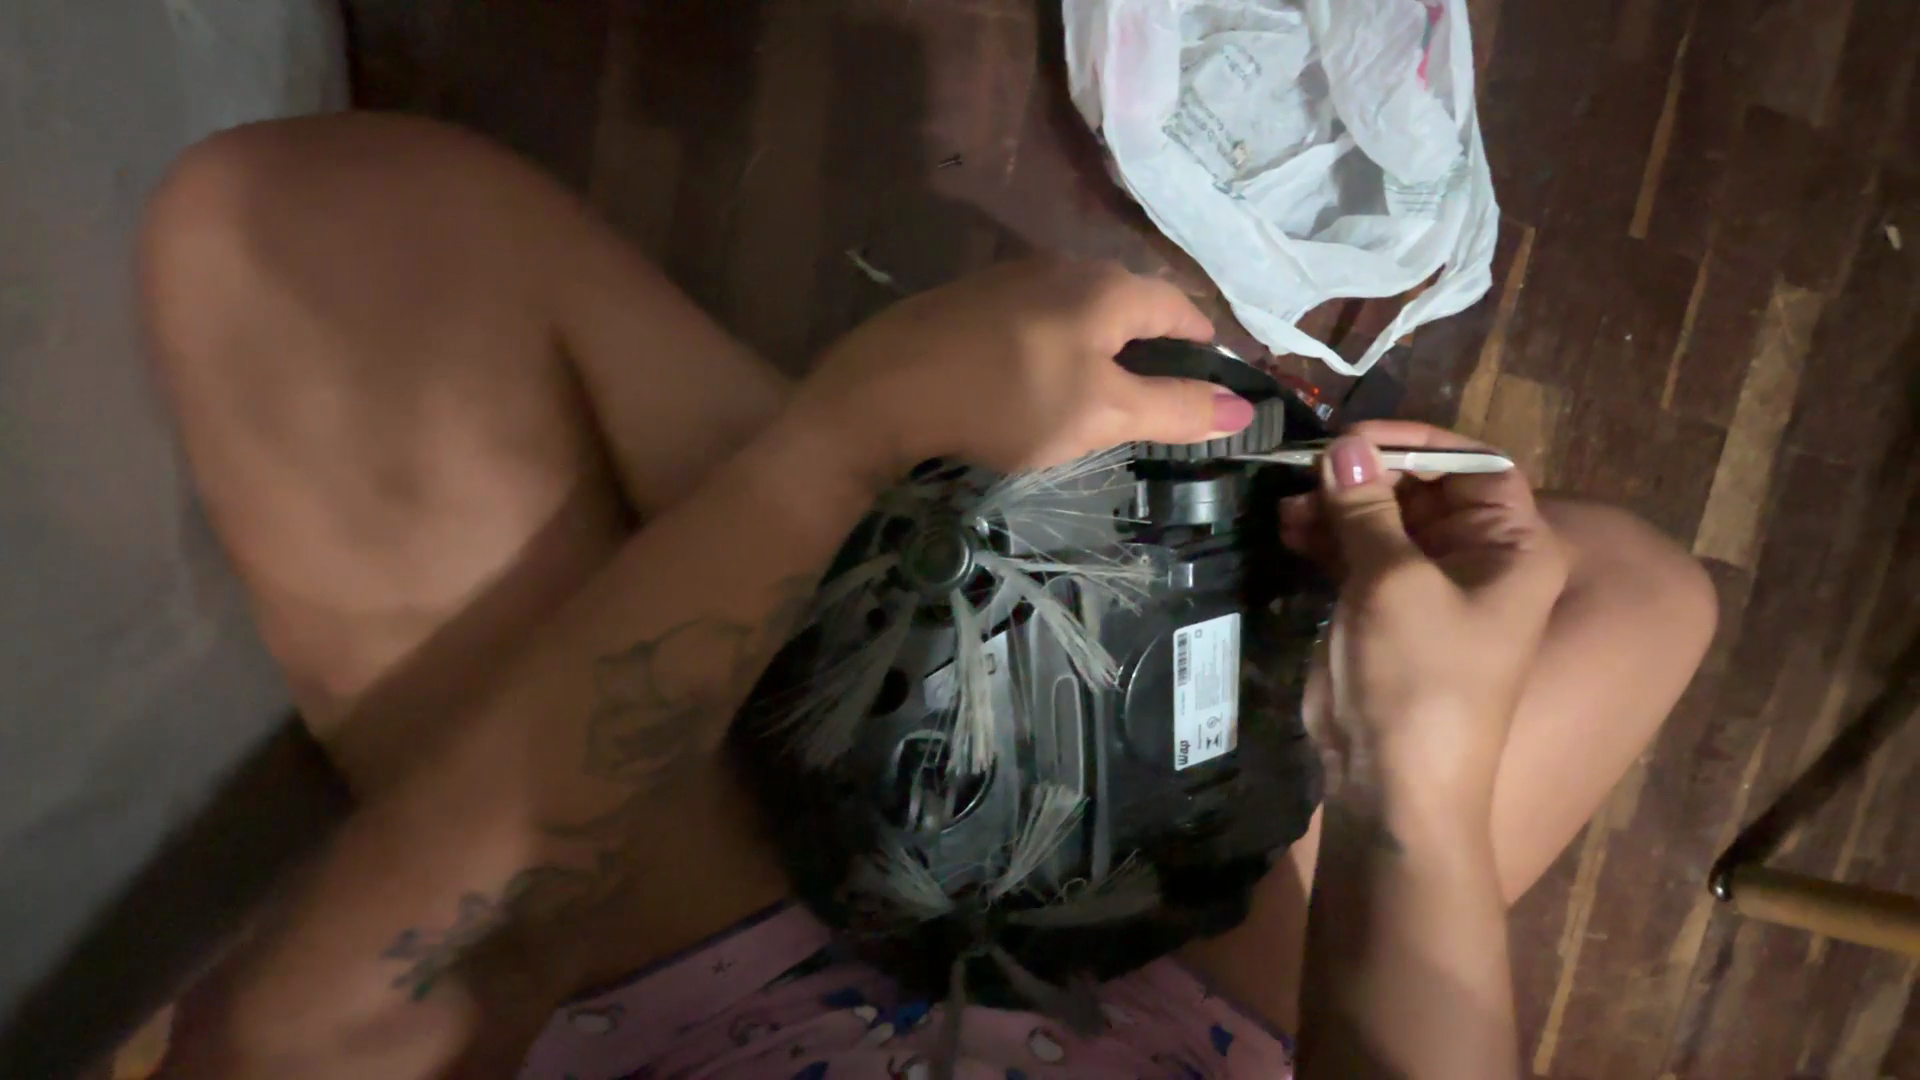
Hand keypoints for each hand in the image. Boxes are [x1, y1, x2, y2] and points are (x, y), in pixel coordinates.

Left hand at [790, 257, 1256, 476]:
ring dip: (1102, 347)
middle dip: (1152, 348)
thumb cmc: (1007, 400)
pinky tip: (1036, 380)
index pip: (1181, 306)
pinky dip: (1055, 348)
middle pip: (1130, 304)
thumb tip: (1243, 407)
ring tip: (1099, 394)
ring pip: (1080, 311)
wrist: (885, 392)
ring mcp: (1010, 278)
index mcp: (1107, 286)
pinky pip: (1036, 320)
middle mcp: (1063, 266)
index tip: (1212, 384)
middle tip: (1156, 399)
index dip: (1205, 346)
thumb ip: (1175, 409)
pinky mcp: (970, 301)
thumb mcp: (1102, 412)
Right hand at [1283, 421, 1567, 825]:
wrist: (1390, 774)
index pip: (1471, 466)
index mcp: (1510, 546)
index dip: (1415, 443)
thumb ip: (1366, 508)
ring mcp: (1419, 583)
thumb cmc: (1418, 674)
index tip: (1351, 438)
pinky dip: (1321, 536)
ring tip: (1287, 505)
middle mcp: (1470, 557)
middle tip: (1305, 470)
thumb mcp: (1393, 582)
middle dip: (1362, 476)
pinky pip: (1350, 551)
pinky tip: (1287, 528)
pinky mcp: (1376, 604)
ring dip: (1333, 506)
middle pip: (1418, 489)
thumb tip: (1344, 445)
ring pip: (1376, 519)